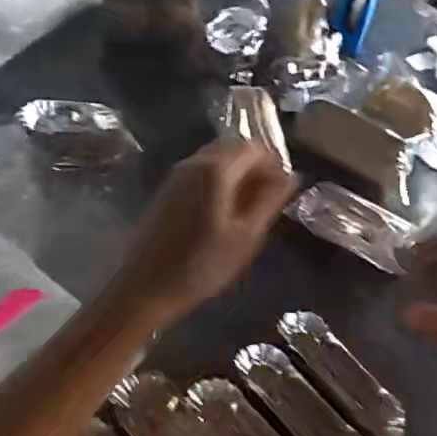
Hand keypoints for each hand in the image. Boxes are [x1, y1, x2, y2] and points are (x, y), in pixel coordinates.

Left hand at [111, 135, 297, 327]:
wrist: (144, 287)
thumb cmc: (201, 267)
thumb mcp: (246, 237)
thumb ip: (270, 202)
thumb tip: (292, 178)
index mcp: (216, 170)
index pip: (255, 147)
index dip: (275, 164)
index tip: (284, 191)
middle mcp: (194, 163)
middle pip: (234, 148)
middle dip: (256, 167)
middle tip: (269, 200)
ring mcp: (177, 175)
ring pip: (217, 160)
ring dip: (238, 176)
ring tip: (249, 211)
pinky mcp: (167, 191)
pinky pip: (201, 174)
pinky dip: (219, 184)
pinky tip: (224, 215)